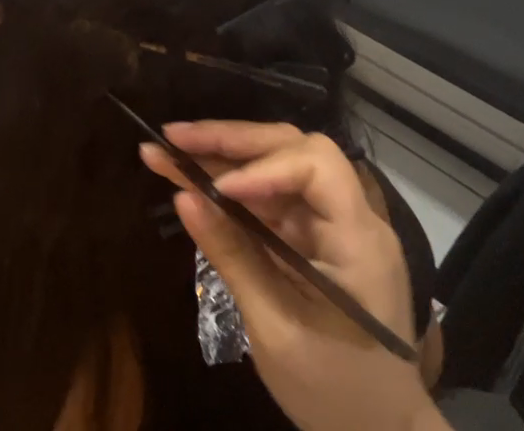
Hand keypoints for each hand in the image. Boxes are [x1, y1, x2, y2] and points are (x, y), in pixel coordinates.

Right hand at [141, 123, 444, 430]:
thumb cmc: (333, 387)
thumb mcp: (275, 327)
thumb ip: (231, 256)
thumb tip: (182, 197)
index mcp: (358, 240)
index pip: (317, 166)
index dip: (264, 165)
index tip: (218, 188)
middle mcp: (350, 219)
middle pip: (293, 149)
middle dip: (231, 140)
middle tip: (172, 137)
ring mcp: (331, 227)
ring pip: (275, 166)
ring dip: (221, 156)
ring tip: (166, 150)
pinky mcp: (313, 239)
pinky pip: (269, 198)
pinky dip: (228, 186)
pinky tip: (190, 179)